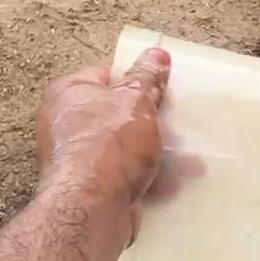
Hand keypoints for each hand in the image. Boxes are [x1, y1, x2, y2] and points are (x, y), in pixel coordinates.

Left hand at [36, 48, 168, 240]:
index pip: (107, 75)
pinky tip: (176, 184)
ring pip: (127, 150)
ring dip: (159, 154)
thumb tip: (156, 53)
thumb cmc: (109, 144)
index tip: (164, 88)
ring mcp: (79, 160)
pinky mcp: (93, 189)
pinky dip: (150, 179)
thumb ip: (147, 78)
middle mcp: (68, 124)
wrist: (92, 207)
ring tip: (192, 160)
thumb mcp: (136, 101)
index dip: (137, 79)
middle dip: (153, 122)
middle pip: (119, 114)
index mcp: (69, 93)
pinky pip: (127, 177)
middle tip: (179, 123)